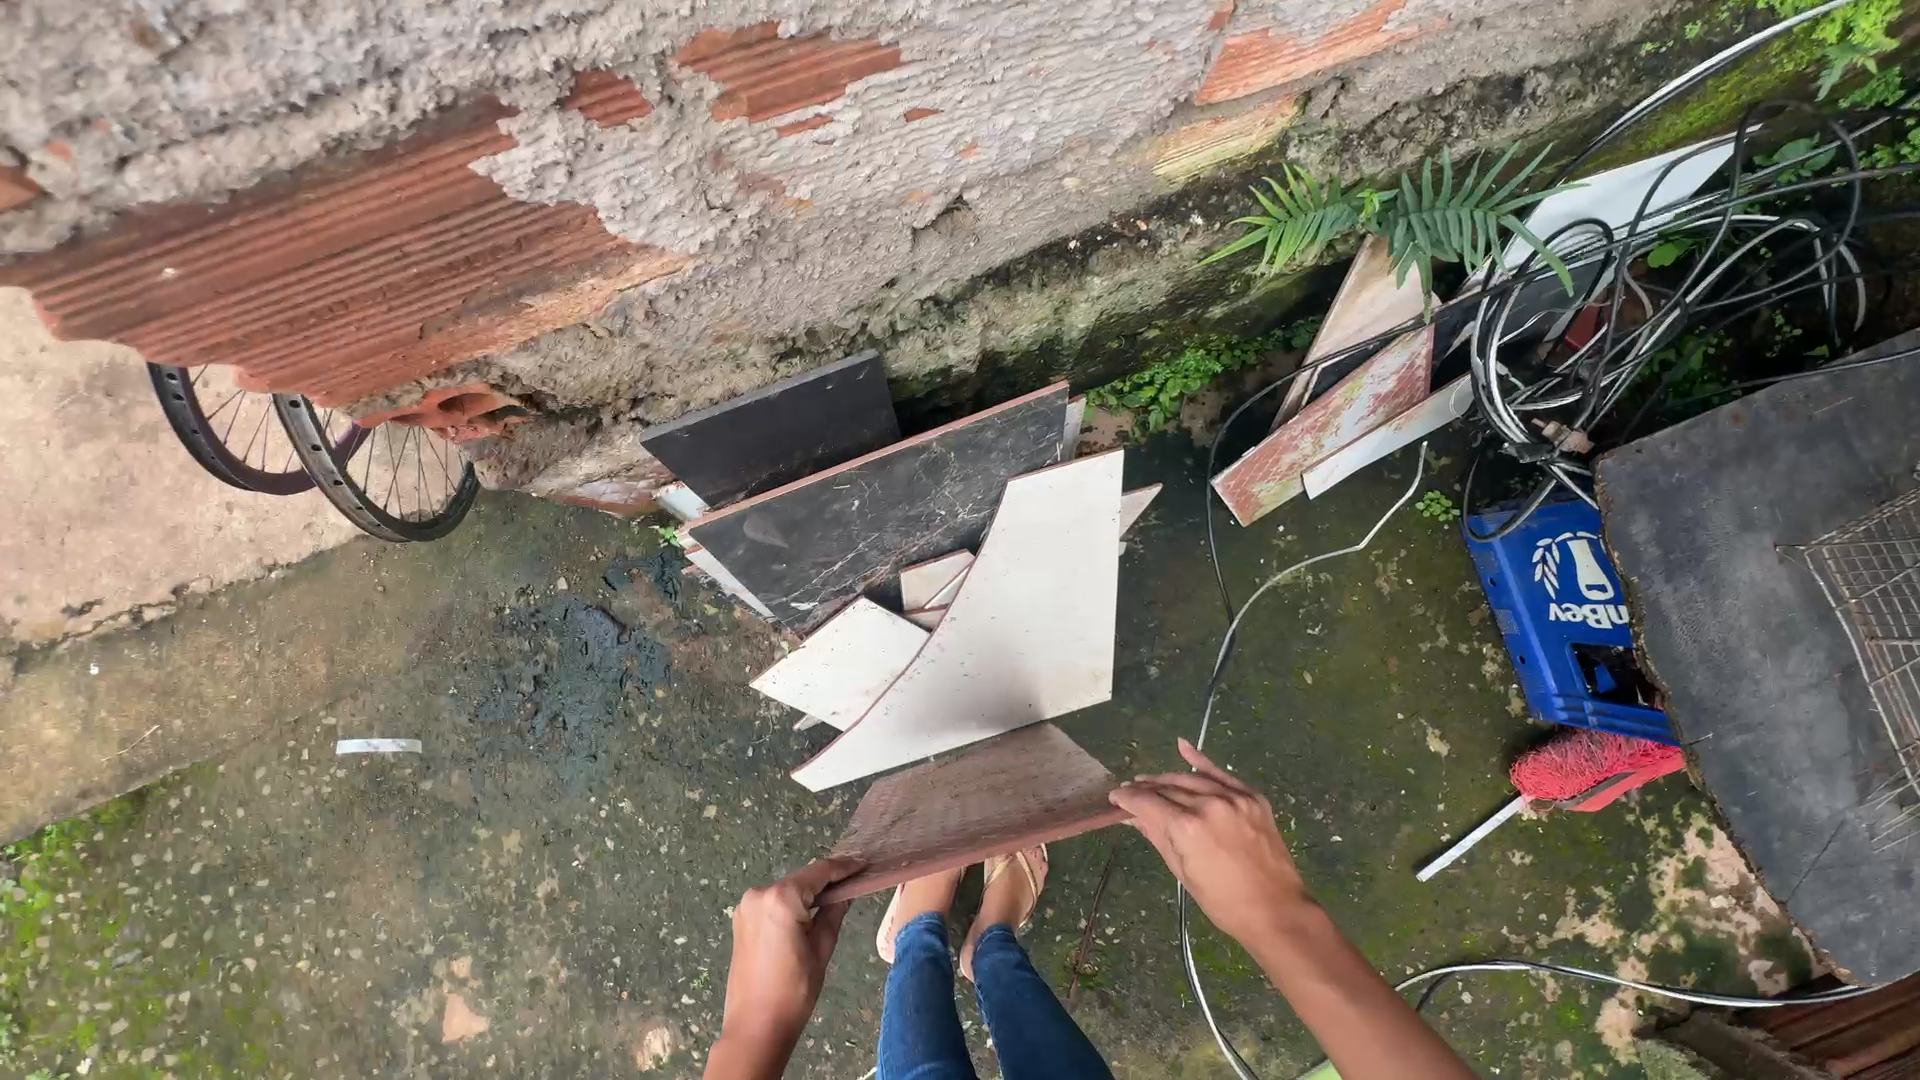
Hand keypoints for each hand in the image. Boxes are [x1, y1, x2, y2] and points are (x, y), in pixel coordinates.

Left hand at [707, 856, 864, 1078]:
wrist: (755, 1028)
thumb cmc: (794, 990)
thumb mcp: (822, 948)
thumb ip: (834, 911)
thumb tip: (847, 891)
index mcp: (781, 898)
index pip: (819, 872)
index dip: (844, 867)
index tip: (863, 864)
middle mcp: (759, 893)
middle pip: (802, 879)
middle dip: (827, 880)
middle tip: (854, 882)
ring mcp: (747, 906)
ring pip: (787, 889)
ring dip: (809, 892)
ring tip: (835, 897)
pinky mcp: (742, 919)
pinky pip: (773, 901)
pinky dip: (792, 903)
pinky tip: (808, 911)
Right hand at [1109, 739, 1311, 948]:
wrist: (1277, 910)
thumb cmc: (1223, 901)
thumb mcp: (1182, 871)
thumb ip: (1157, 835)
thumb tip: (1133, 816)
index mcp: (1187, 827)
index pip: (1147, 803)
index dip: (1127, 799)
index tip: (1115, 798)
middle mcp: (1208, 804)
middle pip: (1167, 789)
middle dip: (1145, 789)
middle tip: (1130, 791)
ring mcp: (1233, 797)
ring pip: (1190, 779)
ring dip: (1167, 779)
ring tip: (1149, 781)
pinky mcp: (1251, 796)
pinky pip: (1221, 773)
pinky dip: (1201, 760)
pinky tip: (1182, 747)